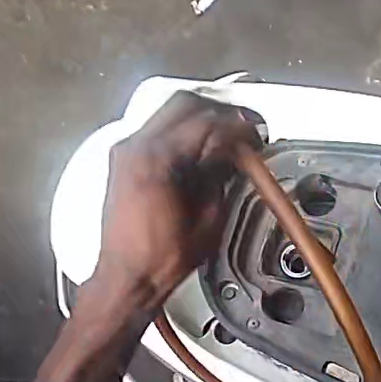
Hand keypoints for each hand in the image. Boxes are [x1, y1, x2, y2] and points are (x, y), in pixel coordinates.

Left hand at [94, 91, 263, 308]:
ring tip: (227, 137)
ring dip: (202, 118)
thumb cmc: (161, 259)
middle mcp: (135, 147)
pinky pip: (158, 130)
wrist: (127, 277)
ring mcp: (126, 151)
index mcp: (156, 160)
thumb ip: (220, 177)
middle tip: (246, 127)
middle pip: (185, 103)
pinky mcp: (124, 161)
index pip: (206, 122)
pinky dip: (184, 132)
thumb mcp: (208, 219)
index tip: (256, 133)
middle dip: (221, 111)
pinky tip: (202, 149)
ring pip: (169, 112)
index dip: (239, 125)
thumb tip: (234, 155)